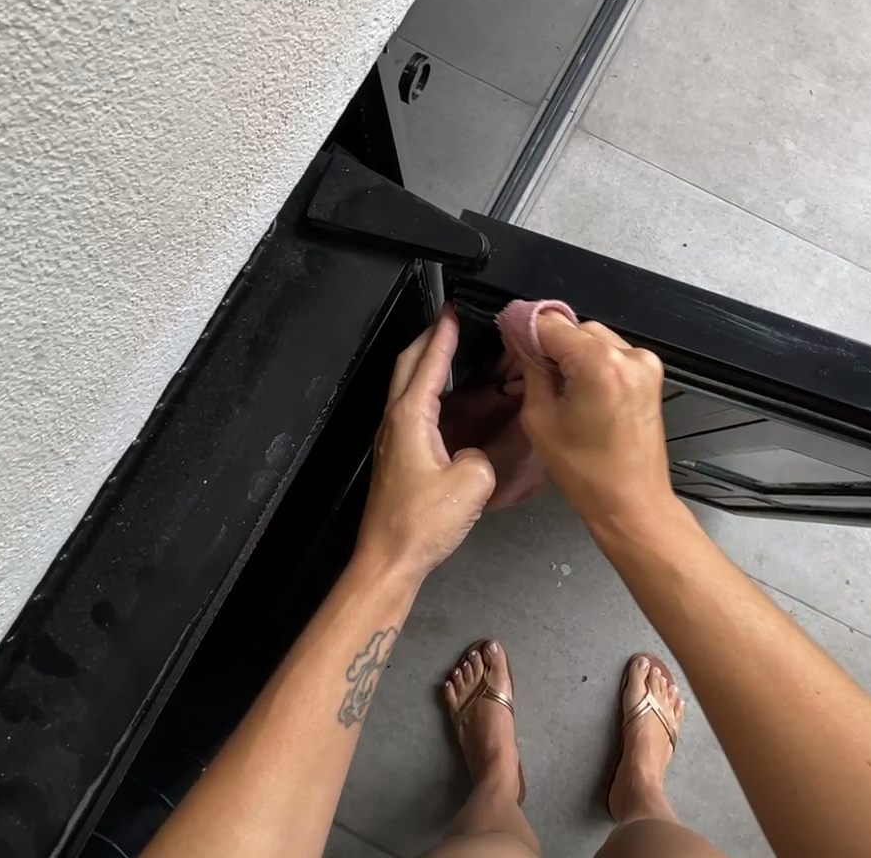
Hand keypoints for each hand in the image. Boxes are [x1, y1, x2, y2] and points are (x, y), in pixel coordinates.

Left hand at [355, 306, 497, 578]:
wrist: (388, 559)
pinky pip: (410, 408)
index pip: (427, 364)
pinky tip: (444, 398)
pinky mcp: (396, 456)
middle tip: (449, 321)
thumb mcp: (471, 483)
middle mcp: (394, 422)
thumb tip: (475, 453)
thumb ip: (482, 455)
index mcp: (410, 419)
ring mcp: (391, 439)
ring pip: (405, 386)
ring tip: (448, 350)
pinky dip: (426, 389)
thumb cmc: (421, 523)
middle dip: (427, 338)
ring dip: (424, 363)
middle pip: (406, 365)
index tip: (453, 311)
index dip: (443, 336)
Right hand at [517, 313, 672, 524]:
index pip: (551, 325)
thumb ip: (532, 372)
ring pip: (595, 338)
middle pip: (575, 328)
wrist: (632, 502)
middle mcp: (628, 355)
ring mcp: (644, 364)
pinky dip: (592, 361)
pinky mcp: (650, 375)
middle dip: (550, 344)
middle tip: (527, 368)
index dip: (525, 329)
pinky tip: (577, 387)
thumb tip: (526, 347)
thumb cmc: (586, 472)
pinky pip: (613, 353)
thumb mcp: (539, 419)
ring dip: (571, 352)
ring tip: (554, 382)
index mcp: (599, 364)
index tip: (508, 336)